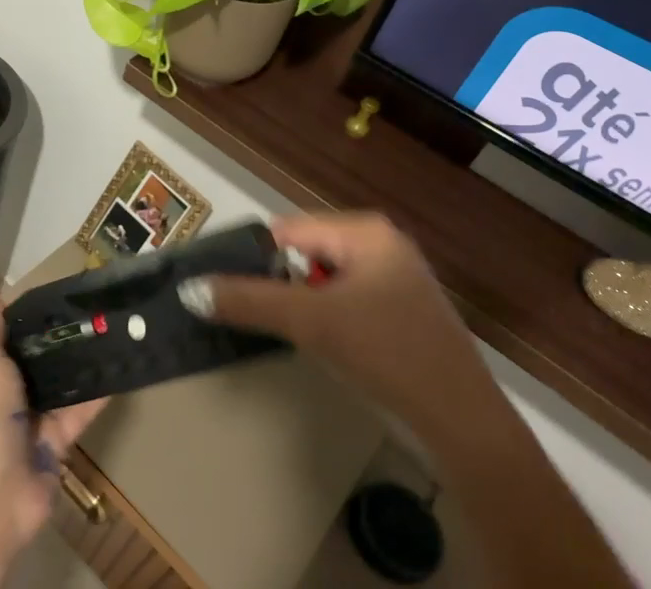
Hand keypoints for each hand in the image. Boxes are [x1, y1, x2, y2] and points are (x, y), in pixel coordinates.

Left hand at [0, 282, 106, 587]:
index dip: (21, 314)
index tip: (56, 291)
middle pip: (29, 359)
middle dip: (57, 337)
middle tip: (95, 307)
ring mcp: (25, 422)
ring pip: (57, 385)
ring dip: (79, 362)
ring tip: (114, 329)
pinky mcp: (52, 446)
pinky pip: (77, 413)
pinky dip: (96, 395)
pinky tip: (121, 369)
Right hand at [179, 214, 479, 423]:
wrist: (461, 421)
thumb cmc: (386, 353)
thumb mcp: (310, 322)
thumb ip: (248, 300)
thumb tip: (189, 289)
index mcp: (366, 232)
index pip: (287, 230)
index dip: (252, 258)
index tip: (223, 289)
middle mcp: (382, 246)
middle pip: (304, 254)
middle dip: (275, 283)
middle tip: (247, 315)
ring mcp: (395, 281)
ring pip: (323, 282)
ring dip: (297, 304)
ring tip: (276, 331)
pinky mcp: (400, 315)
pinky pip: (344, 303)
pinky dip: (323, 319)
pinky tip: (316, 346)